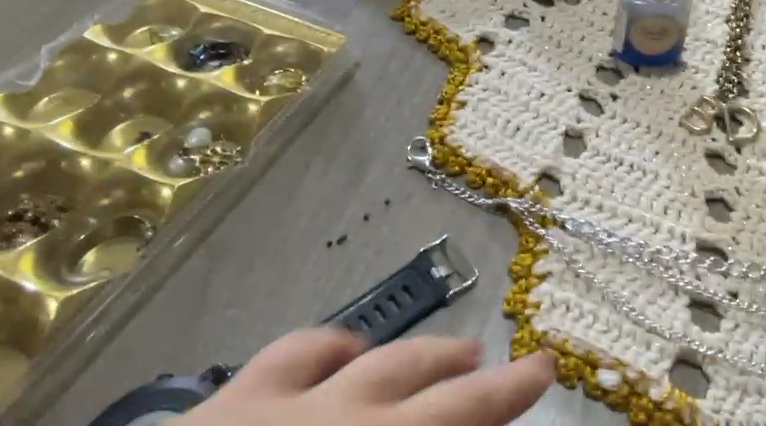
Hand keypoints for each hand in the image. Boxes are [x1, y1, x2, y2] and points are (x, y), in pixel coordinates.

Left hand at [180, 328, 555, 425]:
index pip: (458, 416)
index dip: (506, 394)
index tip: (542, 368)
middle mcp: (335, 422)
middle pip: (424, 385)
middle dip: (475, 375)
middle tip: (508, 364)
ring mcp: (275, 408)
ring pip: (370, 358)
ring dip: (417, 356)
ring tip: (446, 351)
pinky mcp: (223, 407)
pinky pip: (292, 354)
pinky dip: (332, 347)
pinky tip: (340, 351)